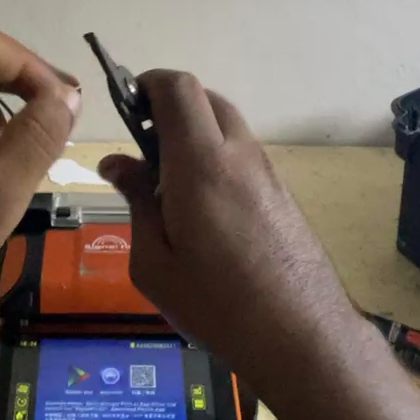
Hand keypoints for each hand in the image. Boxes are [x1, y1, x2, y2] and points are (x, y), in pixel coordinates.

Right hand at [96, 70, 358, 399]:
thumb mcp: (154, 263)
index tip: (125, 108)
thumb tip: (116, 163)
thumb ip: (136, 202)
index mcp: (201, 164)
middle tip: (141, 150)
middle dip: (168, 108)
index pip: (177, 88)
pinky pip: (241, 153)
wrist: (302, 336)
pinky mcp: (280, 192)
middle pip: (204, 98)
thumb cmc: (216, 305)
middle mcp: (239, 155)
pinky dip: (215, 156)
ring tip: (168, 185)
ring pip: (226, 124)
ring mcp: (266, 172)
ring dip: (193, 133)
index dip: (146, 83)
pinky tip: (201, 207)